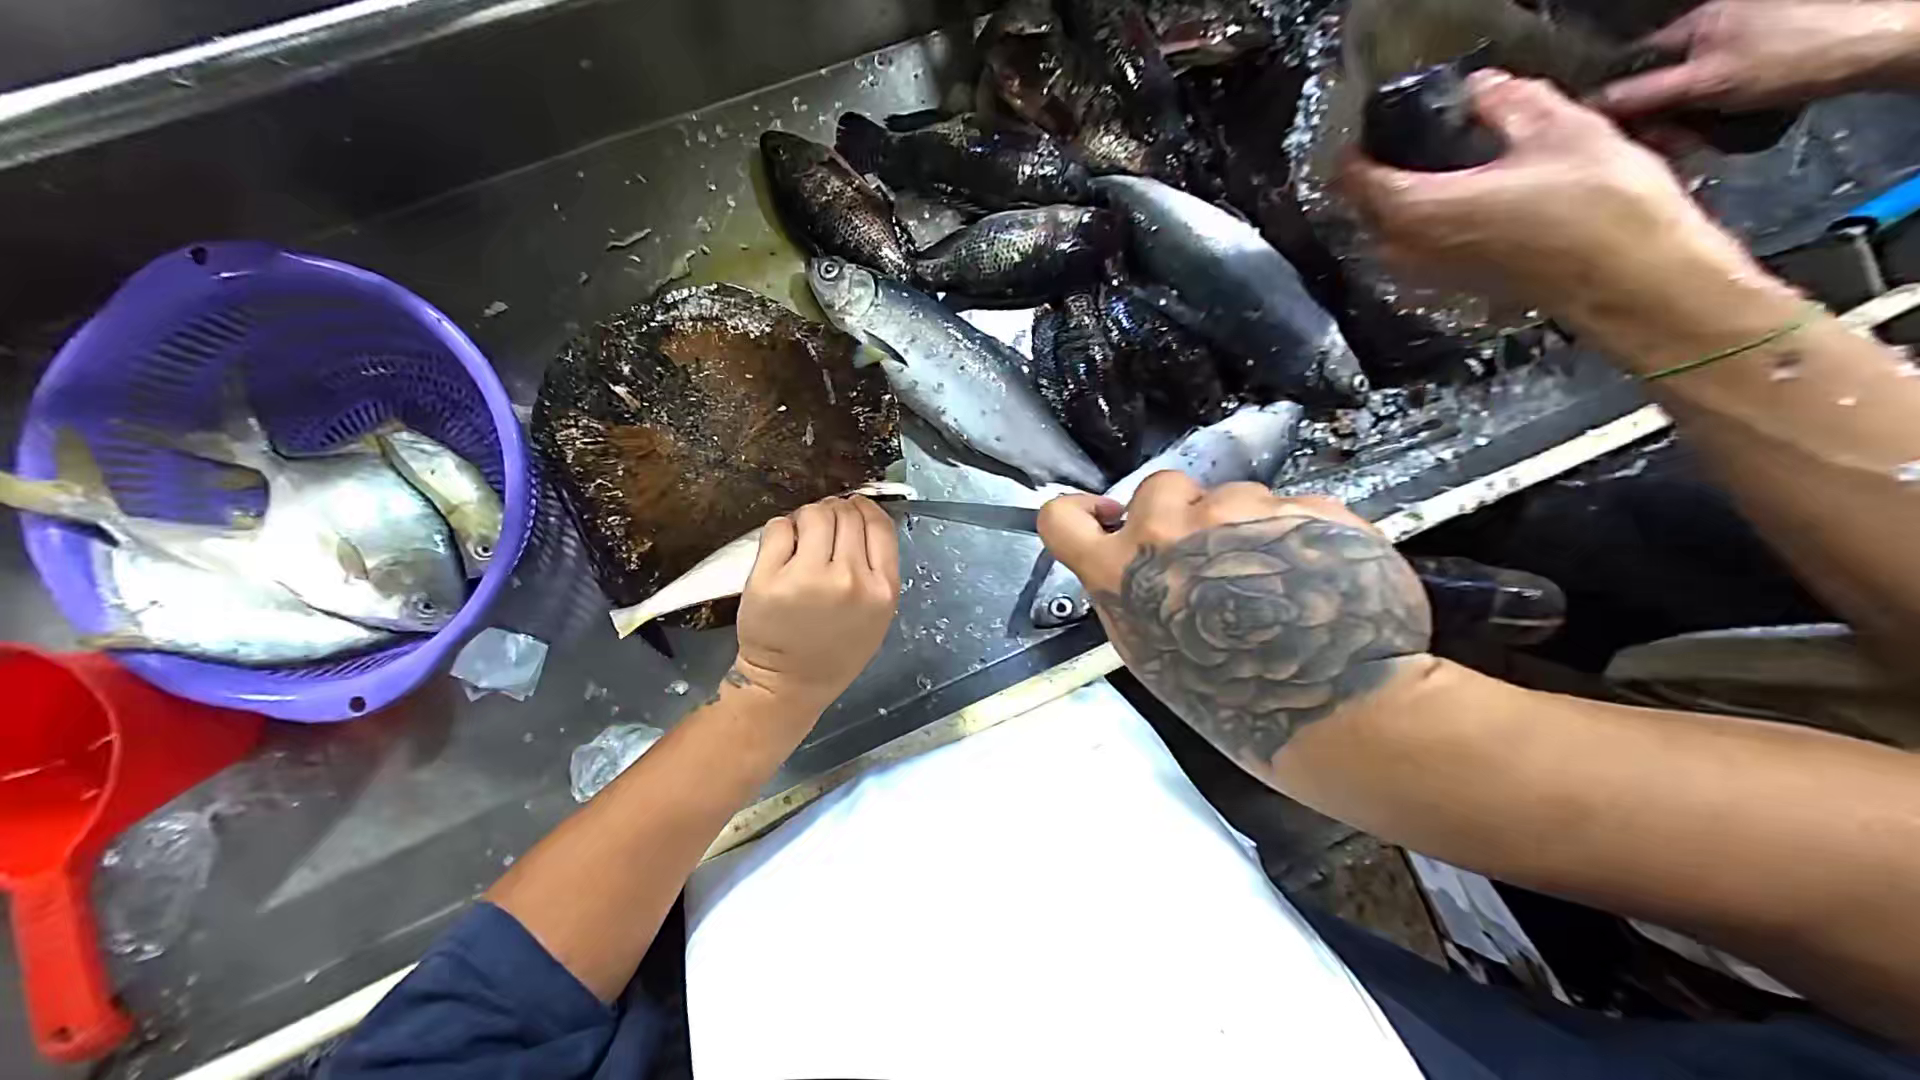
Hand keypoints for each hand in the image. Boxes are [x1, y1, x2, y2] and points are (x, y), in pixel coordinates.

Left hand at [732, 495, 899, 715]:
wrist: (792, 682)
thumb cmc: (837, 650)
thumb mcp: (878, 614)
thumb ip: (876, 568)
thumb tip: (859, 516)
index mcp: (881, 589)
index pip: (879, 525)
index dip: (865, 508)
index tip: (854, 507)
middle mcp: (848, 579)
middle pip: (846, 514)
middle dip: (835, 511)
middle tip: (824, 525)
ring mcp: (808, 578)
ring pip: (813, 514)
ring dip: (808, 518)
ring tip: (804, 536)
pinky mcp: (770, 578)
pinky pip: (779, 528)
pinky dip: (782, 529)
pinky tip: (784, 547)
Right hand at [1038, 475, 1431, 778]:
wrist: (1343, 712)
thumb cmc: (1239, 702)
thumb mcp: (1152, 655)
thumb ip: (1130, 595)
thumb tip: (1133, 569)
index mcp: (1122, 573)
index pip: (1063, 518)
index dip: (1084, 511)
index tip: (1106, 517)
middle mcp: (1167, 530)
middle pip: (1158, 489)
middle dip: (1180, 515)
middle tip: (1210, 559)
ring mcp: (1236, 510)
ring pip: (1229, 495)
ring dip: (1242, 524)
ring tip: (1274, 579)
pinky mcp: (1299, 505)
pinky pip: (1285, 505)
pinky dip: (1294, 531)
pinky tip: (1311, 577)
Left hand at [1342, 70, 1799, 369]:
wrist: (1627, 279)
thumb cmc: (1597, 209)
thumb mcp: (1557, 131)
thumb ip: (1508, 103)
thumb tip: (1482, 87)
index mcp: (1416, 210)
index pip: (1355, 180)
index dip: (1355, 155)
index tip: (1367, 136)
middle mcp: (1404, 249)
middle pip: (1366, 208)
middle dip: (1378, 178)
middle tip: (1404, 147)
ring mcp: (1420, 273)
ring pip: (1386, 233)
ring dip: (1400, 203)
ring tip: (1431, 171)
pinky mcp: (1443, 286)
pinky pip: (1412, 251)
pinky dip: (1421, 226)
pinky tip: (1457, 204)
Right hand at [1597, 0, 1919, 117]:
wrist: (1877, 49)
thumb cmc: (1796, 60)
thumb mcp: (1705, 83)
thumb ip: (1643, 94)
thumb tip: (1591, 106)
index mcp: (1695, 22)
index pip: (1630, 65)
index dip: (1615, 99)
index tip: (1611, 130)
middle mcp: (1712, 25)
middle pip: (1654, 79)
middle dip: (1649, 113)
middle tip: (1656, 140)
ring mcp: (1735, 40)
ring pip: (1679, 88)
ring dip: (1675, 118)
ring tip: (1688, 136)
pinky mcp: (1754, 57)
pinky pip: (1706, 91)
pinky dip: (1702, 112)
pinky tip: (1711, 123)